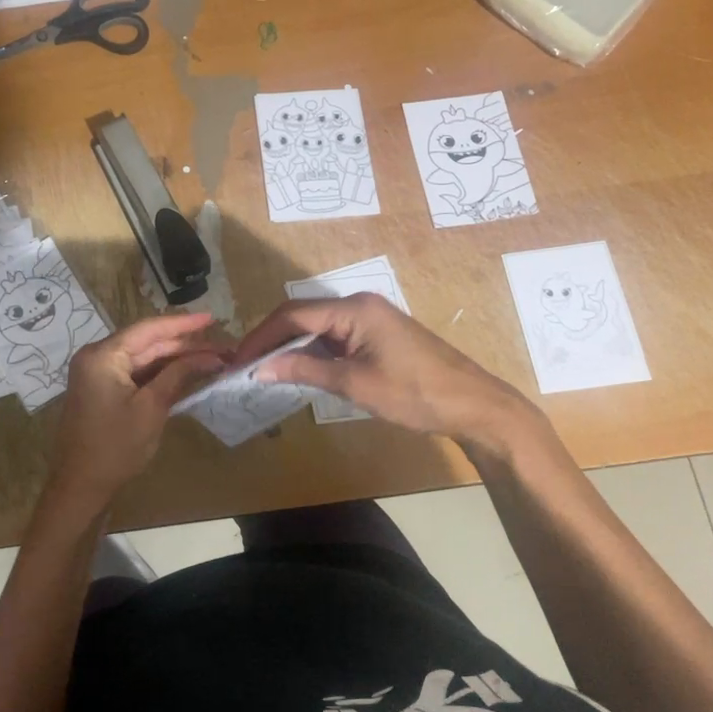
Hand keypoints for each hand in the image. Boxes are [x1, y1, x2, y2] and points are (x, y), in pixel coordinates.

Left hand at [49, 313, 228, 501]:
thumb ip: (178, 375)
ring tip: (211, 358)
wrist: (81, 483)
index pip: (148, 330)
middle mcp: (96, 357)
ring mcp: (96, 373)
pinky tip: (186, 373)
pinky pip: (134, 373)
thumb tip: (210, 356)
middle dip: (183, 345)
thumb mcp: (152, 408)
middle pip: (145, 343)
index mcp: (102, 355)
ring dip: (174, 359)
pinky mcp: (101, 389)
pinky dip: (158, 373)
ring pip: (142, 358)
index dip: (182, 324)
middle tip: (221, 346)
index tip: (211, 318)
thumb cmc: (116, 446)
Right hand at [233, 295, 539, 451]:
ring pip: (316, 326)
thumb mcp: (354, 384)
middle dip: (271, 340)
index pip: (293, 315)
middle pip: (302, 316)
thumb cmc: (415, 394)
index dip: (260, 337)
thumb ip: (305, 370)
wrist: (475, 406)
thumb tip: (260, 369)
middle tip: (245, 366)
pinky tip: (298, 370)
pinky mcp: (377, 334)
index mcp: (354, 310)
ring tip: (264, 371)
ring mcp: (370, 318)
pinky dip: (312, 351)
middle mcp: (360, 305)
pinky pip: (333, 336)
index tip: (237, 360)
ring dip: (290, 347)